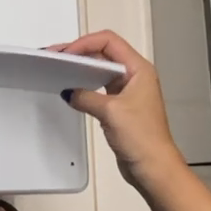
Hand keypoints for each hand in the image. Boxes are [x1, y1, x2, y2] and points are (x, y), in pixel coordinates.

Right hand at [52, 30, 185, 188]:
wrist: (154, 168)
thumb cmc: (143, 138)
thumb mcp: (110, 111)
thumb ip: (86, 97)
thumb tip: (70, 92)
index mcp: (139, 69)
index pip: (109, 42)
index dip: (85, 43)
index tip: (66, 53)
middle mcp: (135, 76)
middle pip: (103, 52)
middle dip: (80, 52)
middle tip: (57, 56)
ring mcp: (127, 91)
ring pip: (100, 69)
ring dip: (81, 68)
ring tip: (60, 68)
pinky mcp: (120, 106)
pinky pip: (99, 87)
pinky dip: (85, 85)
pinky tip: (72, 89)